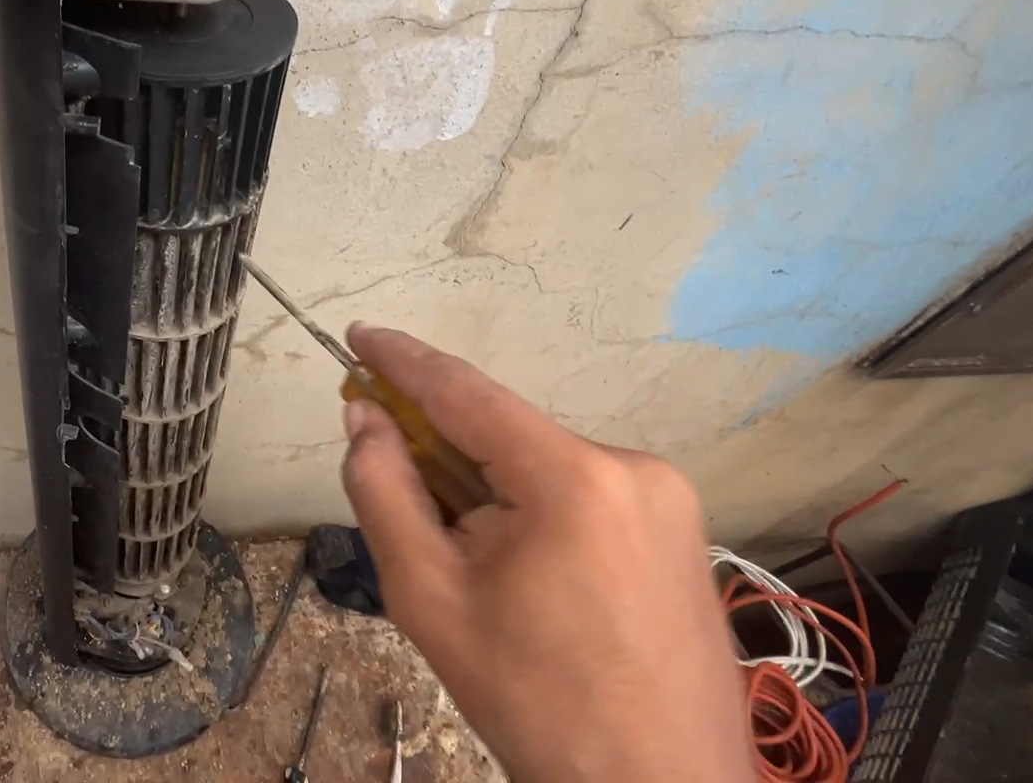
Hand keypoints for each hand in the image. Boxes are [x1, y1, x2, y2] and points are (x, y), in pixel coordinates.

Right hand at [339, 326, 759, 781]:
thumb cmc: (529, 697)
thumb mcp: (426, 593)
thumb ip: (383, 489)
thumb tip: (363, 416)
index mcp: (572, 477)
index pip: (464, 391)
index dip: (402, 358)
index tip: (357, 334)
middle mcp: (630, 465)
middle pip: (500, 429)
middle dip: (437, 441)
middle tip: (390, 473)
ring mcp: (664, 496)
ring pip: (534, 458)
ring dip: (479, 478)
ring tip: (459, 549)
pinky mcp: (675, 525)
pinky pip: (574, 486)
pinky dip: (522, 498)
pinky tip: (510, 561)